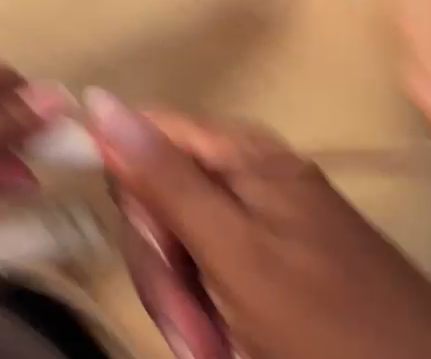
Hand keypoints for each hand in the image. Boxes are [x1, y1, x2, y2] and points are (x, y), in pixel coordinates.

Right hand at [88, 94, 430, 358]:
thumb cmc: (335, 331)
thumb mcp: (235, 254)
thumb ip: (164, 177)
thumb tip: (95, 97)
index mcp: (242, 156)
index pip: (140, 131)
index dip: (124, 178)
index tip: (145, 237)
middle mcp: (248, 177)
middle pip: (153, 192)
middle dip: (158, 262)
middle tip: (185, 320)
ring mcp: (263, 224)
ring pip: (173, 239)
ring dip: (178, 297)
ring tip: (210, 349)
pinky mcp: (274, 267)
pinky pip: (206, 271)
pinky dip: (205, 311)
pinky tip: (224, 345)